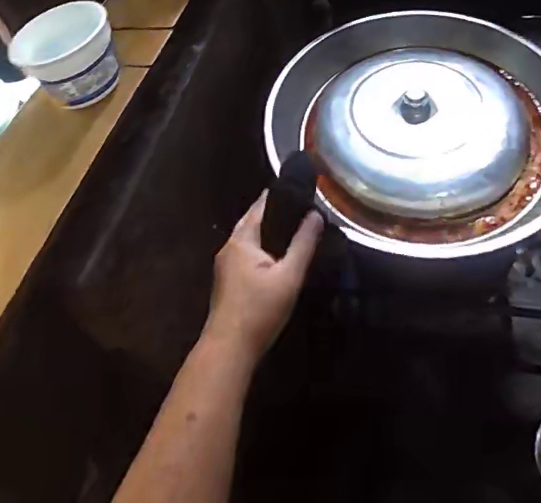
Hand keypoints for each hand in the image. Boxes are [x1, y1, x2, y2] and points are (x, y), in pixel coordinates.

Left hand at [203, 192, 322, 361]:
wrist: (228, 351)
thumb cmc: (259, 310)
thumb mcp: (289, 276)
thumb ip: (303, 244)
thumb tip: (316, 214)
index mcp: (241, 240)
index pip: (260, 206)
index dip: (278, 196)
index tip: (298, 189)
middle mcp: (229, 248)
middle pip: (252, 221)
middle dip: (273, 212)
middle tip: (299, 207)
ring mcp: (225, 267)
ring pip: (248, 239)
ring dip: (266, 231)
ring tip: (292, 228)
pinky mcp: (227, 283)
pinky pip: (246, 254)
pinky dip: (261, 247)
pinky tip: (275, 256)